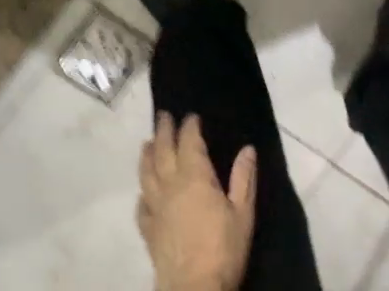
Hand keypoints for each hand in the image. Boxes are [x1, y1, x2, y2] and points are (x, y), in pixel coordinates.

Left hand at [138, 113, 257, 290]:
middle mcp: (170, 186)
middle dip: (163, 131)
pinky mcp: (148, 229)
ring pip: (146, 174)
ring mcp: (155, 208)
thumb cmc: (223, 249)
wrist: (194, 289)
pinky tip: (143, 192)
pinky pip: (141, 205)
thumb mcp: (243, 213)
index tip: (191, 115)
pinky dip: (142, 193)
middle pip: (162, 151)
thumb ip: (243, 179)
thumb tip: (247, 149)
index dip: (190, 126)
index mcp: (195, 177)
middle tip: (163, 115)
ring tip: (146, 143)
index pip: (189, 142)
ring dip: (146, 155)